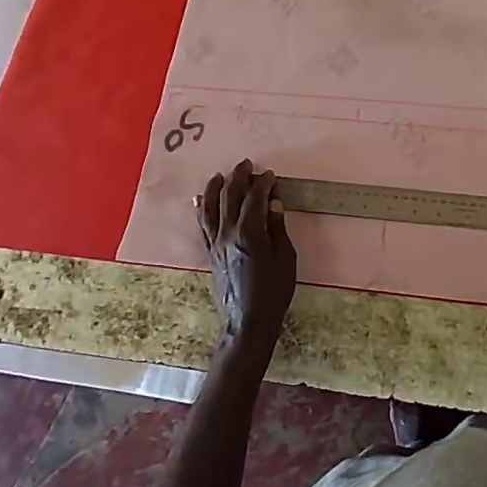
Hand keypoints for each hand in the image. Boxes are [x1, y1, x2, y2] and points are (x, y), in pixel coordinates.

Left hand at [196, 159, 296, 349]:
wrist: (247, 321)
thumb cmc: (273, 291)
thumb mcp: (285, 258)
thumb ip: (278, 228)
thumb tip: (273, 203)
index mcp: (251, 232)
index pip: (255, 198)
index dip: (263, 183)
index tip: (270, 176)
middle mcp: (229, 233)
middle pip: (230, 196)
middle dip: (239, 177)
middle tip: (246, 165)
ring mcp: (216, 242)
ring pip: (210, 207)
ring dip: (216, 188)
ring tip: (220, 175)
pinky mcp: (209, 253)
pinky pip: (202, 225)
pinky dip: (201, 209)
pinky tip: (200, 200)